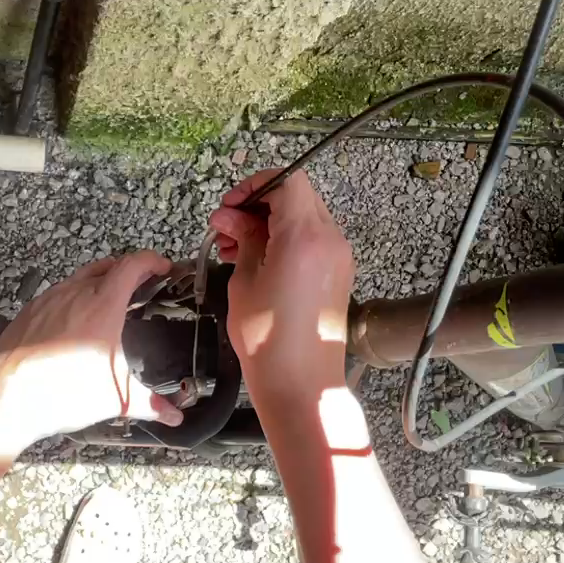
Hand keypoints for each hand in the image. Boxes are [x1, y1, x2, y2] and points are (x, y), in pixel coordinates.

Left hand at [0, 251, 184, 446]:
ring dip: (99, 282)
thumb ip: (150, 404)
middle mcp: (75, 294)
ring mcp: (48, 300)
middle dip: (128, 270)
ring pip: (80, 277)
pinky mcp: (29, 311)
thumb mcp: (115, 399)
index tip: (162, 267)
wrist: (8, 401)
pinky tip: (75, 321)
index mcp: (102, 307)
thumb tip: (173, 416)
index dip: (152, 260)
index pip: (132, 265)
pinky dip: (73, 298)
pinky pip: (56, 294)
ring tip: (109, 302)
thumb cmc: (61, 395)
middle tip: (140, 285)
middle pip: (107, 266)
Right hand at [208, 169, 354, 411]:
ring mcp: (338, 255)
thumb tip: (230, 216)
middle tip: (225, 228)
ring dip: (268, 222)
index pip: (287, 180)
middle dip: (257, 205)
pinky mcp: (338, 272)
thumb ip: (242, 239)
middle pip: (295, 196)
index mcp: (304, 236)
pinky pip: (311, 239)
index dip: (253, 185)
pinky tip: (256, 260)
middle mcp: (329, 238)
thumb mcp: (244, 281)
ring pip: (302, 216)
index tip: (229, 206)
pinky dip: (284, 239)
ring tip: (234, 246)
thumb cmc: (267, 338)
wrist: (301, 382)